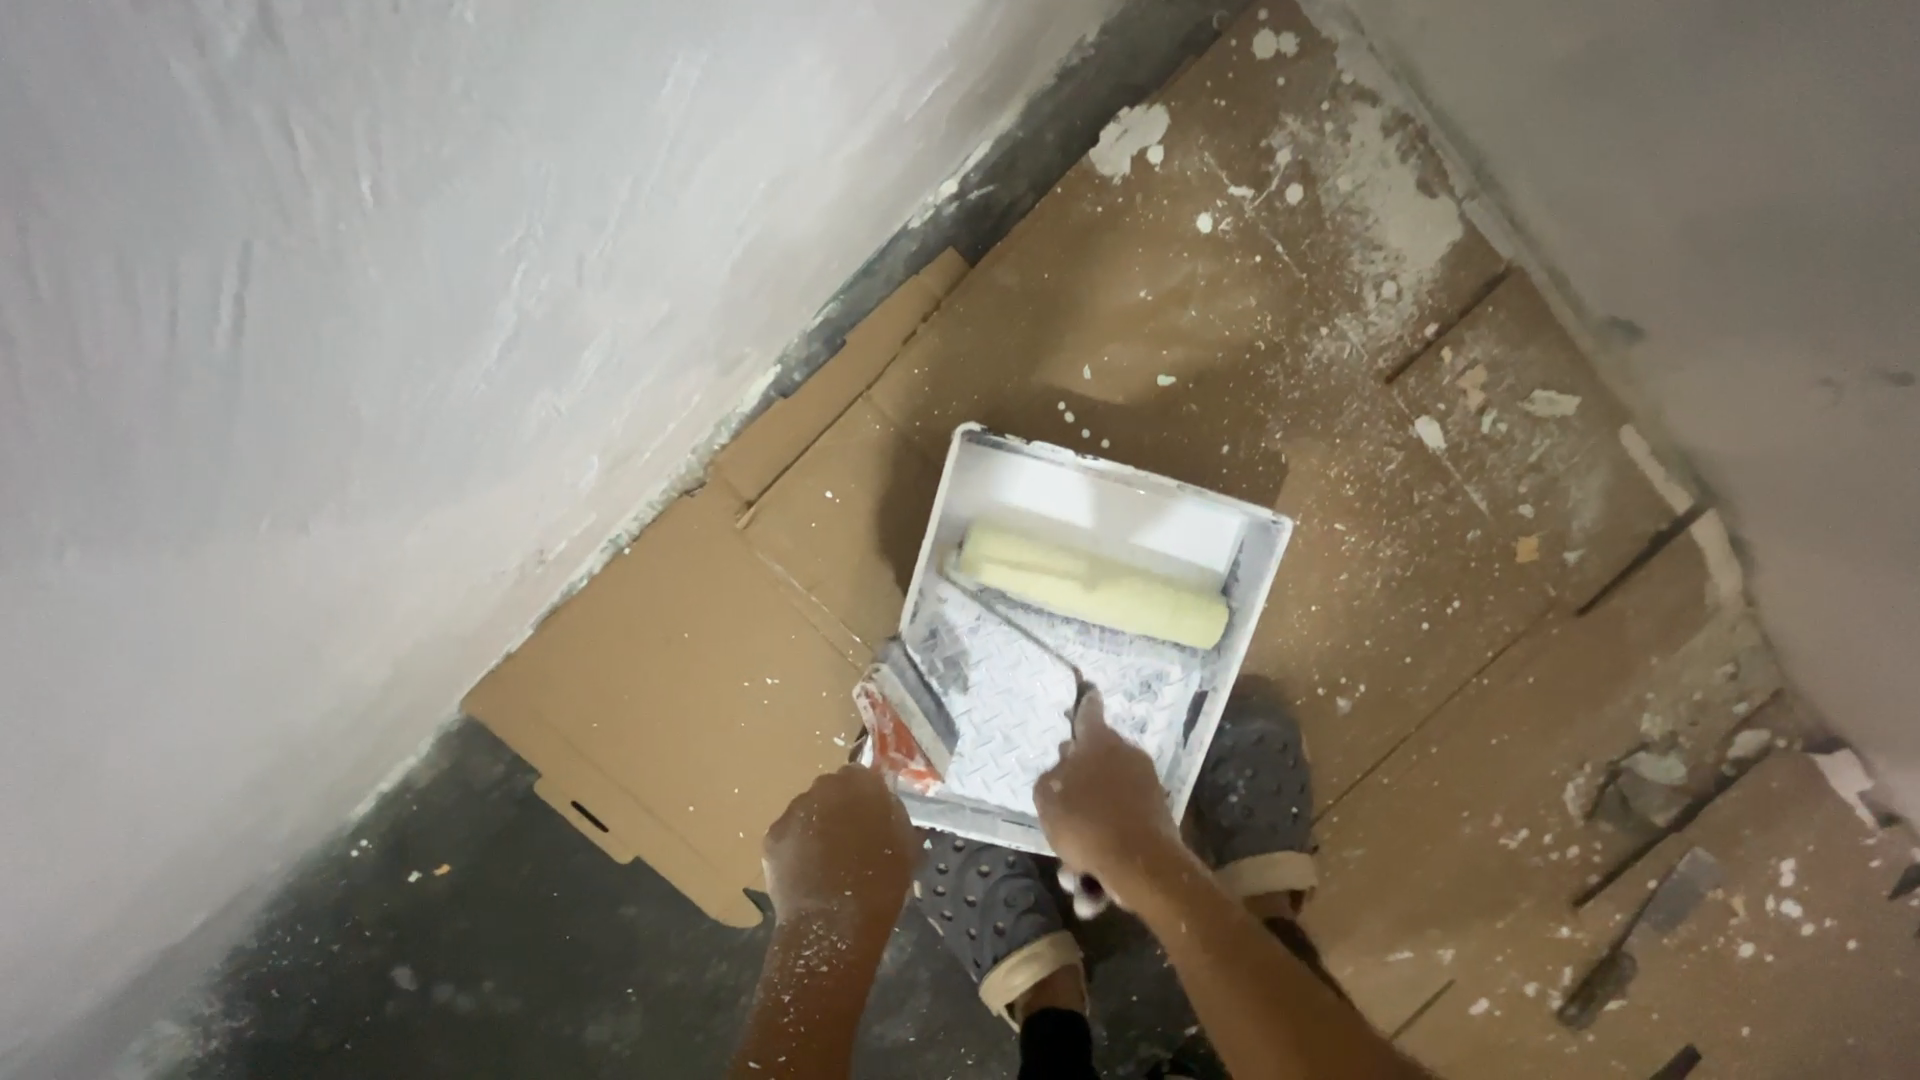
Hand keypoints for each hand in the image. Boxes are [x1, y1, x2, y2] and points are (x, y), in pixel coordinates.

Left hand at [762, 765, 915, 929]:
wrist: (834, 924)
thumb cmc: (880, 884)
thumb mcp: (905, 843)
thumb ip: (892, 813)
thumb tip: (883, 804)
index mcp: (860, 784)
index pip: (861, 775)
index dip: (865, 795)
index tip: (871, 815)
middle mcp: (823, 788)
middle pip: (831, 790)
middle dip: (839, 807)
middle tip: (849, 837)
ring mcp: (794, 811)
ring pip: (808, 810)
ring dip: (816, 825)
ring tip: (826, 860)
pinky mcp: (772, 836)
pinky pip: (789, 834)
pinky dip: (796, 847)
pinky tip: (806, 872)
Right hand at [1033, 686, 1192, 907]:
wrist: (1141, 865)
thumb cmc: (1086, 821)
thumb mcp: (1047, 797)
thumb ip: (1051, 777)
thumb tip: (1065, 765)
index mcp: (1099, 742)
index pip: (1088, 713)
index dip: (1084, 703)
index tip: (1089, 690)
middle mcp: (1126, 757)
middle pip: (1094, 766)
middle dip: (1075, 794)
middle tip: (1058, 819)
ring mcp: (1146, 787)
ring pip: (1104, 809)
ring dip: (1086, 838)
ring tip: (1072, 874)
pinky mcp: (1157, 819)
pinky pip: (1119, 834)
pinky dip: (1104, 858)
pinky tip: (1091, 888)